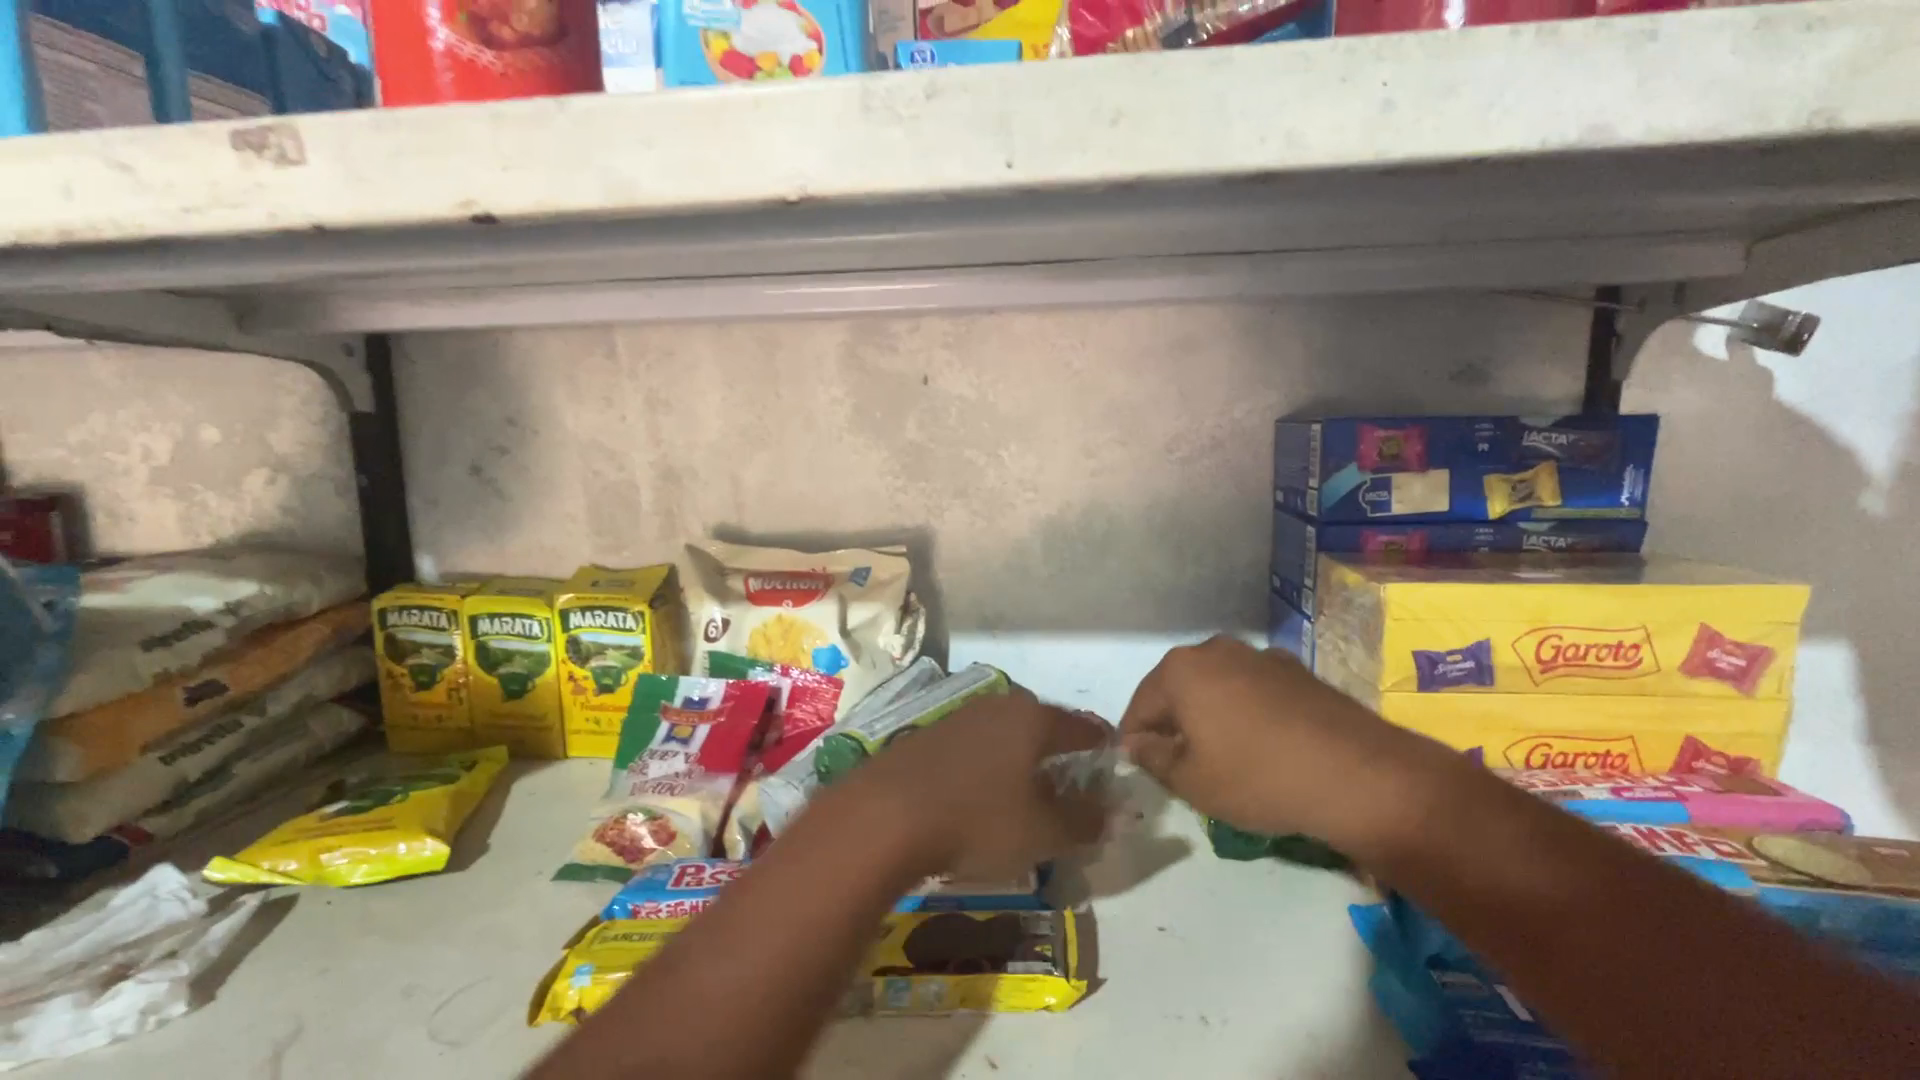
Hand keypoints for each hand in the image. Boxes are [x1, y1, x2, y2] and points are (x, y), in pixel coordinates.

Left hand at [841, 691, 1109, 881]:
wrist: (883, 817)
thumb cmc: (977, 820)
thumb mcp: (1042, 832)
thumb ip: (1083, 822)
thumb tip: (1111, 814)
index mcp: (1033, 719)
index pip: (1081, 727)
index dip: (1100, 745)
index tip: (1111, 758)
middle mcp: (996, 707)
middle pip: (1039, 726)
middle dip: (1055, 751)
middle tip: (1067, 780)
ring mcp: (955, 719)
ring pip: (1001, 736)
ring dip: (1016, 760)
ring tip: (1022, 791)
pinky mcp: (922, 738)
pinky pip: (969, 750)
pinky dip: (982, 768)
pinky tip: (976, 795)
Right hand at [1120, 636, 1453, 850]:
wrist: (1358, 775)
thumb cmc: (1257, 777)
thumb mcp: (1190, 781)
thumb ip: (1152, 757)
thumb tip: (1135, 742)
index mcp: (1181, 669)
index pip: (1140, 706)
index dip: (1135, 741)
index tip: (1140, 769)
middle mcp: (1217, 650)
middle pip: (1179, 690)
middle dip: (1174, 724)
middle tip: (1180, 766)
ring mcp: (1262, 656)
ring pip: (1219, 688)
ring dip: (1212, 717)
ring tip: (1224, 759)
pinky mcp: (1299, 672)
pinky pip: (1255, 692)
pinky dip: (1248, 715)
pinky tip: (1263, 749)